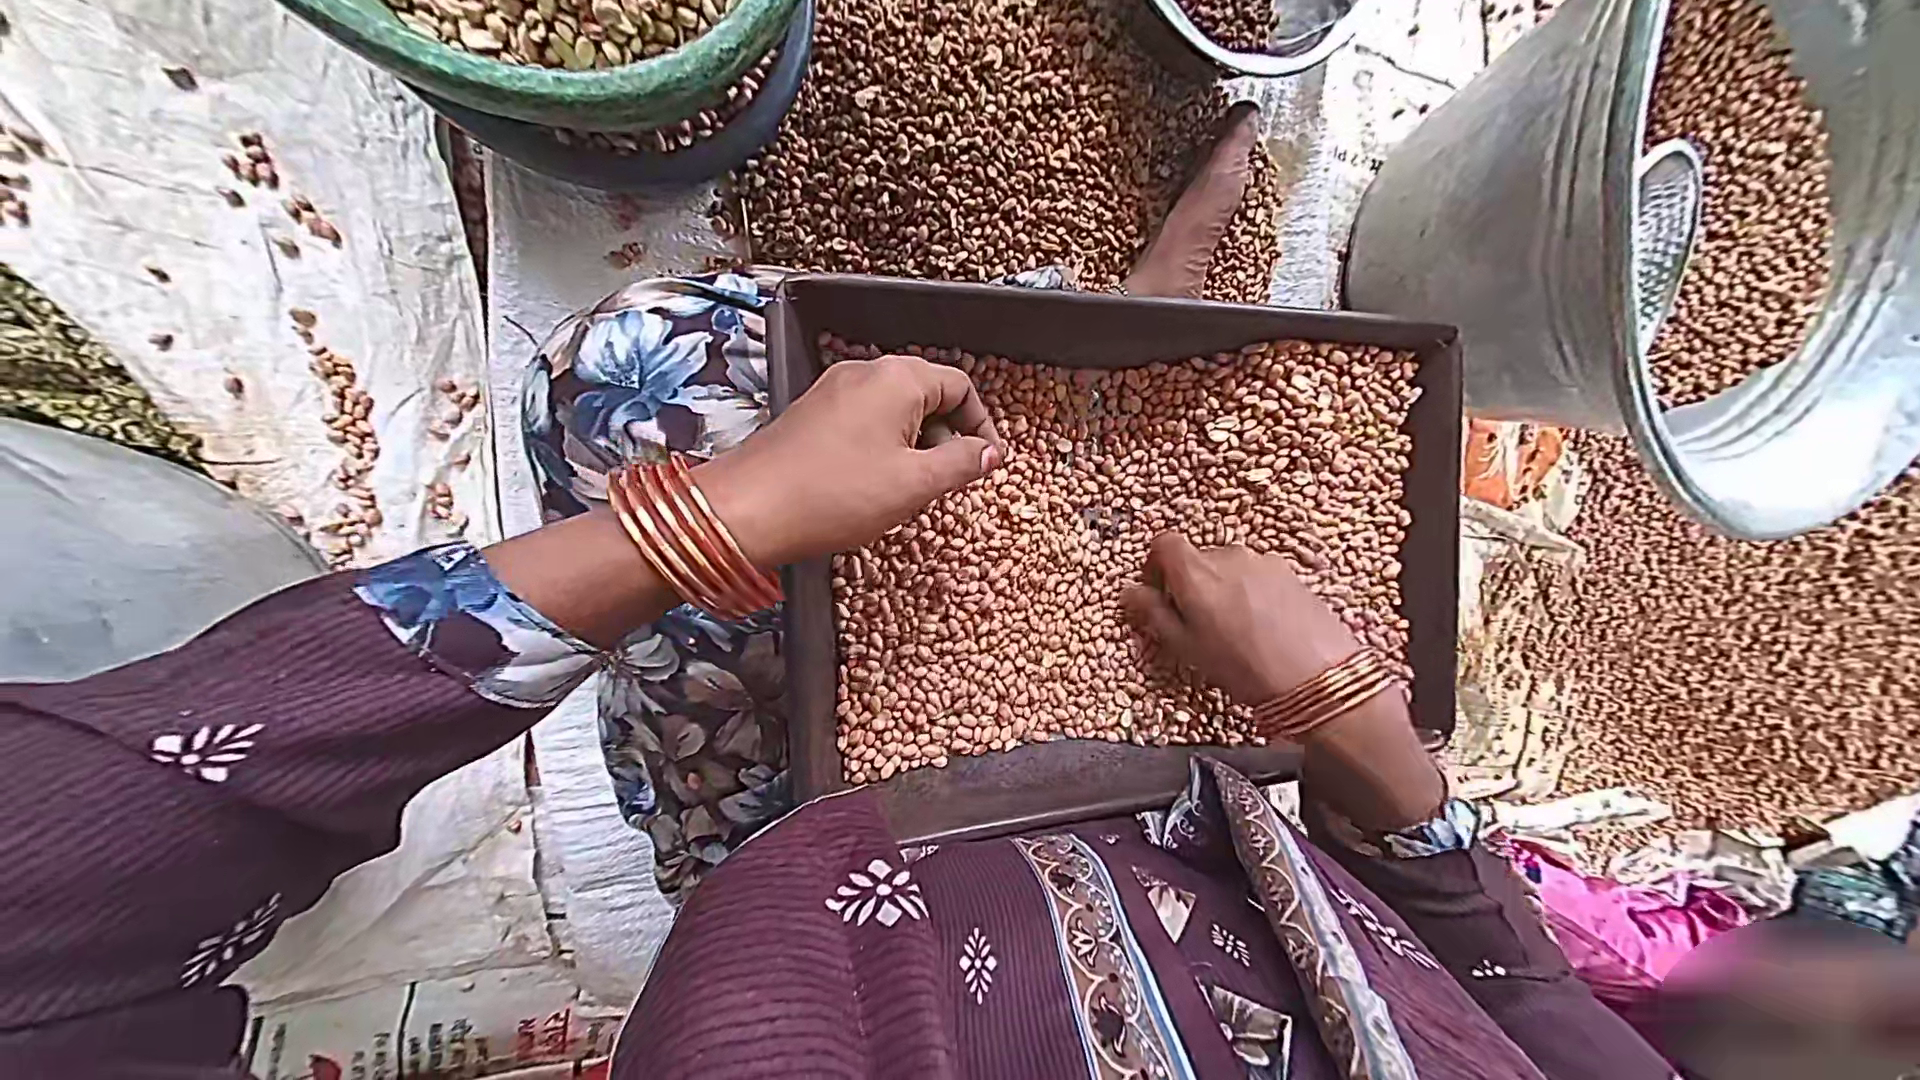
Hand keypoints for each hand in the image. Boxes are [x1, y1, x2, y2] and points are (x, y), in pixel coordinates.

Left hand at [693, 354, 1005, 565]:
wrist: (747, 510)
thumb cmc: (834, 495)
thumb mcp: (914, 484)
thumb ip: (962, 463)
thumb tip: (991, 452)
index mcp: (897, 378)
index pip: (961, 386)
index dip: (982, 426)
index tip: (988, 462)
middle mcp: (865, 372)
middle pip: (929, 395)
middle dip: (948, 438)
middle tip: (948, 482)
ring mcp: (835, 390)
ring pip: (897, 412)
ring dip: (916, 447)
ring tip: (910, 490)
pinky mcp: (815, 413)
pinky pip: (867, 422)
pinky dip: (885, 448)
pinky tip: (875, 485)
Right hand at [1121, 533, 1360, 706]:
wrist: (1319, 679)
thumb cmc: (1242, 666)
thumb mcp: (1185, 646)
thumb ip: (1153, 613)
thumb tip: (1130, 592)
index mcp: (1194, 571)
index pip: (1163, 544)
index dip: (1155, 565)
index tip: (1157, 592)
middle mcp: (1227, 555)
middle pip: (1197, 557)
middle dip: (1190, 582)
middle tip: (1195, 620)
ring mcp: (1263, 562)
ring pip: (1228, 567)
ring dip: (1222, 587)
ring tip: (1233, 628)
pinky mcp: (1291, 573)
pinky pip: (1257, 575)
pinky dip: (1250, 592)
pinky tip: (1261, 626)